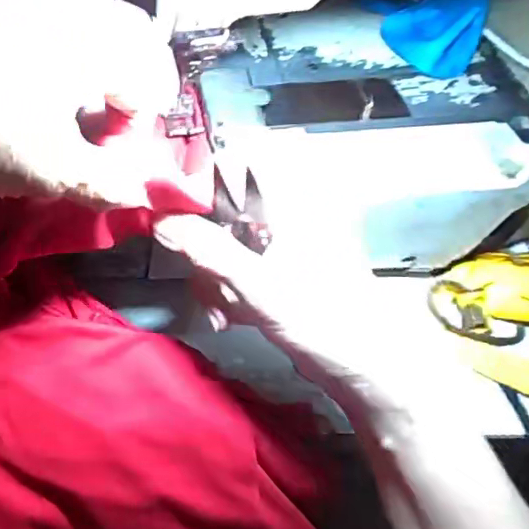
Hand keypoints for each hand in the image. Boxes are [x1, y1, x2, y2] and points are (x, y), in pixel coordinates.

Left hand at [0, 0, 182, 207]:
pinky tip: (13, 96)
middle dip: (123, 96)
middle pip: (127, 44)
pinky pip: (43, 27)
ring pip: (85, 33)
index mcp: (96, 32)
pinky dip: (51, 62)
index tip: (116, 161)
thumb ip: (107, 181)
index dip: (144, 128)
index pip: (154, 77)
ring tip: (55, 120)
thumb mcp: (49, 168)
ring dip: (88, 79)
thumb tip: (138, 192)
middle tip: (96, 137)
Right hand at [152, 144, 445, 405]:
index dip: (202, 176)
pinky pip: (235, 265)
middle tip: (204, 275)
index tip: (173, 208)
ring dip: (213, 275)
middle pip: (223, 204)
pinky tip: (229, 316)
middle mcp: (287, 212)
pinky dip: (226, 289)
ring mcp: (281, 242)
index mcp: (295, 199)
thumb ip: (210, 251)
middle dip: (203, 244)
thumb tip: (162, 221)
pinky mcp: (277, 270)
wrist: (366, 370)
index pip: (241, 158)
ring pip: (224, 239)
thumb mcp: (260, 287)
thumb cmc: (326, 322)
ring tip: (223, 308)